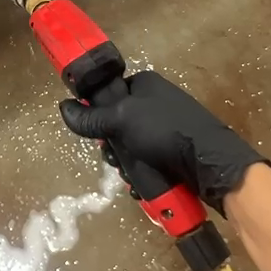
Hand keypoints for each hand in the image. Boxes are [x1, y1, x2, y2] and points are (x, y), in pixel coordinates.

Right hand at [58, 71, 269, 215]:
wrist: (209, 163)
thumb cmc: (164, 132)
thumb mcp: (120, 120)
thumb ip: (91, 117)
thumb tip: (62, 107)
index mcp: (146, 85)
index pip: (112, 95)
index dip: (100, 116)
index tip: (100, 135)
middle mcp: (158, 102)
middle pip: (120, 125)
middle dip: (115, 147)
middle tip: (116, 159)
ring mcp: (170, 127)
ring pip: (134, 146)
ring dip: (128, 164)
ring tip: (132, 176)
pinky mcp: (179, 150)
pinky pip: (151, 160)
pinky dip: (144, 173)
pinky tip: (143, 185)